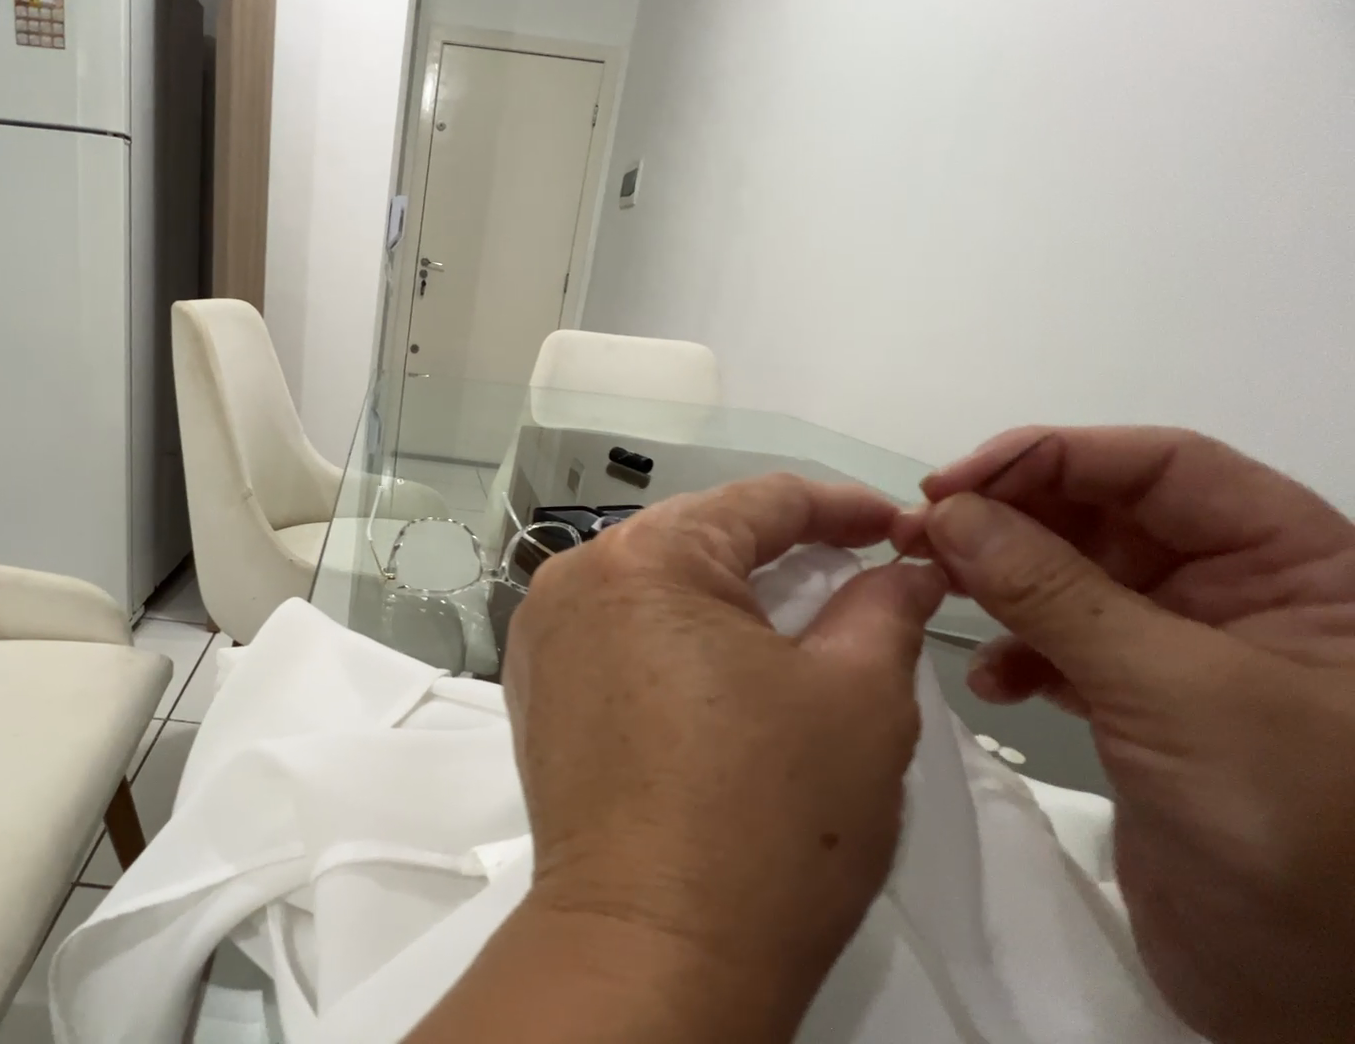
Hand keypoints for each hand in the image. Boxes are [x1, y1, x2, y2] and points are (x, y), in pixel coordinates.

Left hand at [504, 475, 947, 1035]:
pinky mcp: (535, 685)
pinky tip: (713, 665)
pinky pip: (612, 629)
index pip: (758, 500)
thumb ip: (883, 608)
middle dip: (775, 549)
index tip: (894, 529)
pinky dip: (667, 633)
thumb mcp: (857, 696)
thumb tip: (904, 568)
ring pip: (648, 582)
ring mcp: (542, 633)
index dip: (838, 507)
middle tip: (850, 573)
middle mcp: (573, 577)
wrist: (650, 938)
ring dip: (719, 592)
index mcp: (644, 557)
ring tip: (790, 617)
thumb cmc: (767, 815)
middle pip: (693, 535)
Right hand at [893, 427, 1354, 1043]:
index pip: (1163, 468)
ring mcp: (1182, 650)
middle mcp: (1242, 595)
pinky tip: (991, 681)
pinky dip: (1011, 650)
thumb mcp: (1169, 690)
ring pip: (1067, 576)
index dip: (1052, 458)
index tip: (948, 485)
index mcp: (1300, 569)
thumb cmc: (1283, 830)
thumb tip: (947, 512)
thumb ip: (1051, 591)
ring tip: (932, 595)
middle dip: (1006, 519)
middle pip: (1103, 515)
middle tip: (914, 536)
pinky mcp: (1134, 701)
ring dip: (995, 581)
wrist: (1302, 994)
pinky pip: (1055, 641)